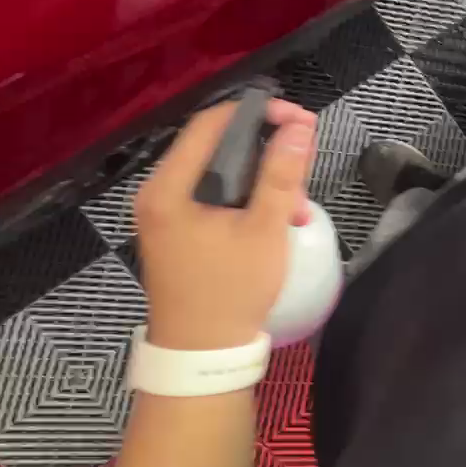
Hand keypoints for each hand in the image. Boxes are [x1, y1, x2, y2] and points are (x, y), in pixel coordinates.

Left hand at [133, 96, 317, 351]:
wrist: (202, 355)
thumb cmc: (230, 289)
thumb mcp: (265, 228)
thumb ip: (282, 172)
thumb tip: (301, 124)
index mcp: (169, 188)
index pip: (212, 123)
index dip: (259, 111)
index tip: (301, 120)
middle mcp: (160, 192)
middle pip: (220, 144)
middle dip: (269, 149)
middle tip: (305, 165)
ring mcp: (169, 211)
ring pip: (226, 169)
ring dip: (267, 177)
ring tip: (298, 203)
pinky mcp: (182, 227)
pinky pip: (220, 192)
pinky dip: (252, 196)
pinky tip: (281, 216)